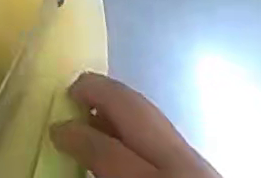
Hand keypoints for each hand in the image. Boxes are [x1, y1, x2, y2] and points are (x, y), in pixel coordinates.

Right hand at [50, 72, 220, 177]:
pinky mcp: (206, 168)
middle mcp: (179, 167)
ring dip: (118, 103)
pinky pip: (164, 130)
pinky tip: (125, 136)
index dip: (74, 137)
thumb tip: (79, 161)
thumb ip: (109, 173)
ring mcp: (198, 164)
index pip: (105, 150)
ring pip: (151, 112)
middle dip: (97, 92)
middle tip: (70, 93)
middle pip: (131, 109)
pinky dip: (139, 122)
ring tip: (92, 108)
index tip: (53, 131)